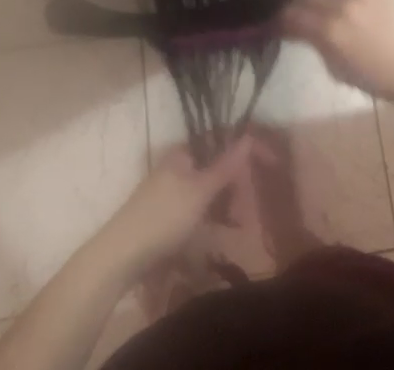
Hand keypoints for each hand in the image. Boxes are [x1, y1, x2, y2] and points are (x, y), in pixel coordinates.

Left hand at [87, 138, 257, 277]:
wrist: (121, 256)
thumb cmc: (163, 217)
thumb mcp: (200, 191)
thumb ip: (226, 165)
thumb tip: (249, 136)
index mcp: (183, 153)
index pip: (221, 138)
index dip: (246, 147)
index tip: (271, 161)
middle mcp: (178, 166)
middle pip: (218, 164)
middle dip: (237, 182)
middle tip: (248, 204)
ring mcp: (173, 190)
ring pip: (211, 188)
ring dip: (228, 202)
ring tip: (238, 223)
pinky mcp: (170, 213)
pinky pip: (201, 207)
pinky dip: (215, 216)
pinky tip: (224, 231)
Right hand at [281, 0, 393, 102]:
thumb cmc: (377, 79)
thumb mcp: (337, 69)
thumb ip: (316, 44)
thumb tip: (302, 32)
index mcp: (329, 28)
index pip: (291, 15)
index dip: (277, 19)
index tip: (271, 24)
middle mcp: (343, 3)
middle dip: (294, 4)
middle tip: (288, 13)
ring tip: (314, 6)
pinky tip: (344, 5)